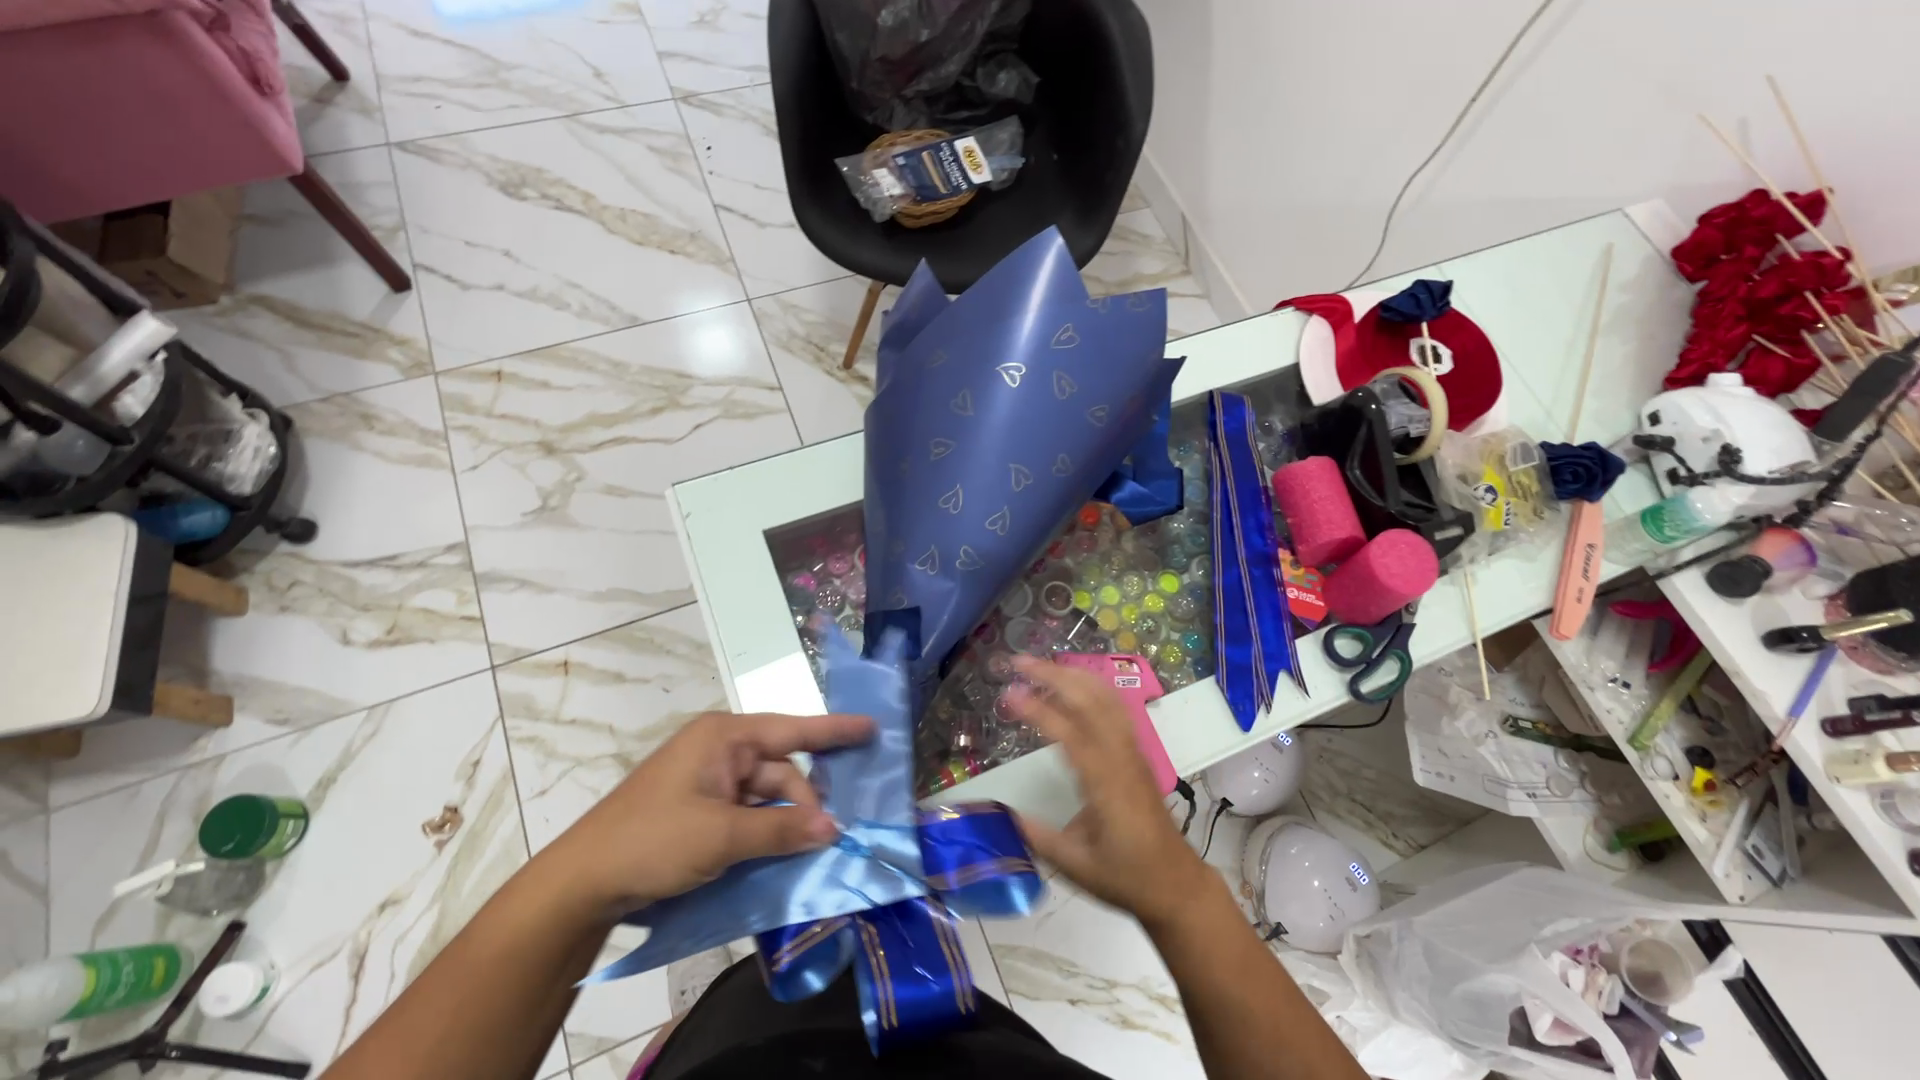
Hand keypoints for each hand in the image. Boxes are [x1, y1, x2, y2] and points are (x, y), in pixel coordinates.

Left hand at [541, 711, 874, 916]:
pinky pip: (749, 817)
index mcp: (723, 738)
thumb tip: (834, 828)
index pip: (792, 729)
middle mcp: (720, 753)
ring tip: (811, 853)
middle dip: (808, 803)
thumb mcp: (722, 835)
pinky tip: (785, 857)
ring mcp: (709, 784)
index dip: (835, 731)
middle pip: (783, 772)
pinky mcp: (701, 813)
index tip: (872, 729)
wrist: (583, 882)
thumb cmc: (652, 841)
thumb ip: (782, 829)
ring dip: (787, 824)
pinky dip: (767, 834)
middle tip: (834, 837)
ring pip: (768, 799)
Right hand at [1007, 656, 1209, 925]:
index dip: (1039, 710)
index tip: (1009, 694)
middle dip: (1054, 676)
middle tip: (1017, 662)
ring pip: (1107, 699)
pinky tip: (1073, 682)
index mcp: (1107, 786)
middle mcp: (1123, 760)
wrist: (1175, 884)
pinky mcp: (1137, 754)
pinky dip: (1092, 686)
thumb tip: (999, 813)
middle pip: (1091, 702)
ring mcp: (1134, 753)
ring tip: (1039, 665)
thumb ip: (1036, 837)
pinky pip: (1117, 708)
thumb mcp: (1075, 866)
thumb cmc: (1126, 877)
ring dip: (1073, 675)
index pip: (1071, 735)